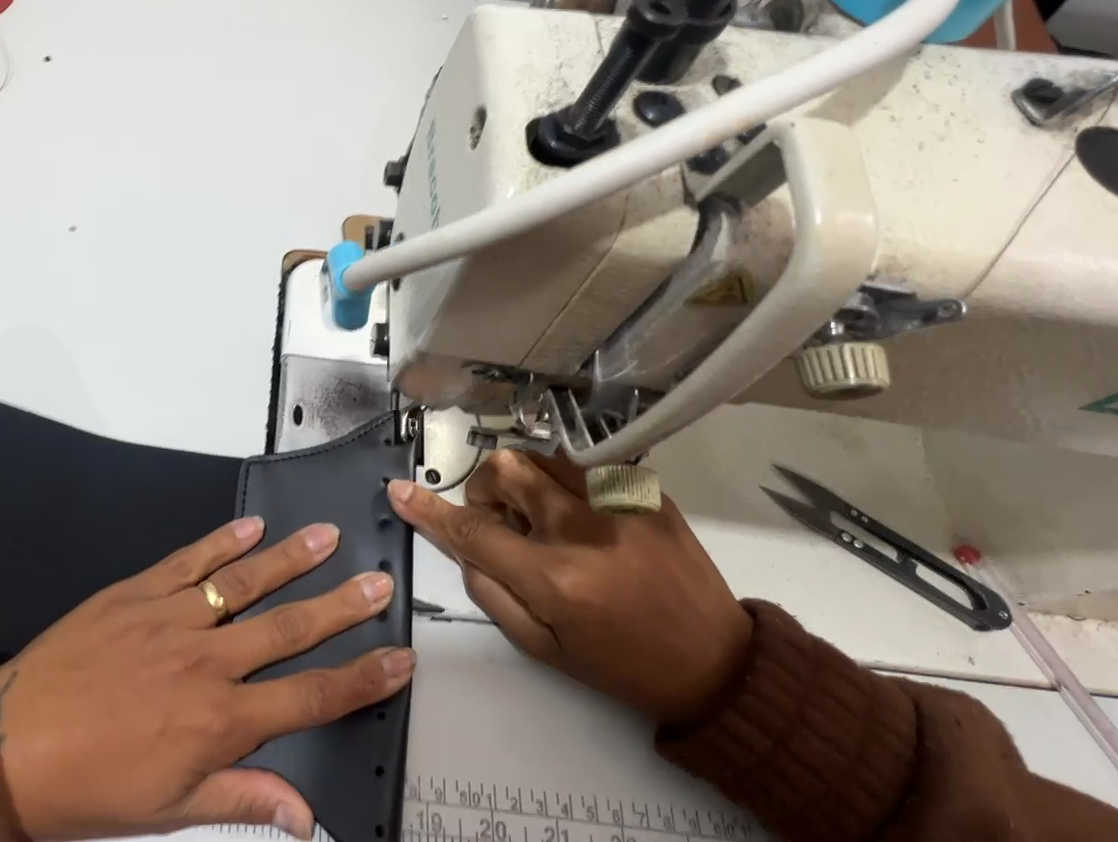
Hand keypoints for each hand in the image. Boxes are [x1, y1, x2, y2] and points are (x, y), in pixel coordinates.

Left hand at [0, 517, 414, 840]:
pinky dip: (222, 543)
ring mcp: (171, 619)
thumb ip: (244, 798)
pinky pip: (189, 562)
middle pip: (290, 629)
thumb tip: (305, 816)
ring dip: (291, 559)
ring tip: (327, 537)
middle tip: (378, 582)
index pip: (310, 697)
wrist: (8, 746)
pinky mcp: (136, 593)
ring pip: (246, 584)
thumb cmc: (88, 785)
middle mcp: (205, 662)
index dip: (361, 679)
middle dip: (341, 606)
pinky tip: (250, 528)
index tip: (398, 658)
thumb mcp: (170, 810)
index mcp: (219, 720)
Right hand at [390, 450, 750, 725]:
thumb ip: (491, 593)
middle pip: (505, 469)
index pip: (473, 531)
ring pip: (541, 455)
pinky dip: (564, 481)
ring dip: (525, 480)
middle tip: (503, 522)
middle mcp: (584, 529)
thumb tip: (463, 545)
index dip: (430, 511)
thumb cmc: (621, 663)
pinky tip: (581, 515)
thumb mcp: (543, 647)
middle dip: (486, 489)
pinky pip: (583, 463)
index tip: (400, 491)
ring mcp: (619, 502)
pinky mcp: (645, 490)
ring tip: (545, 517)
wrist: (716, 661)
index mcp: (556, 579)